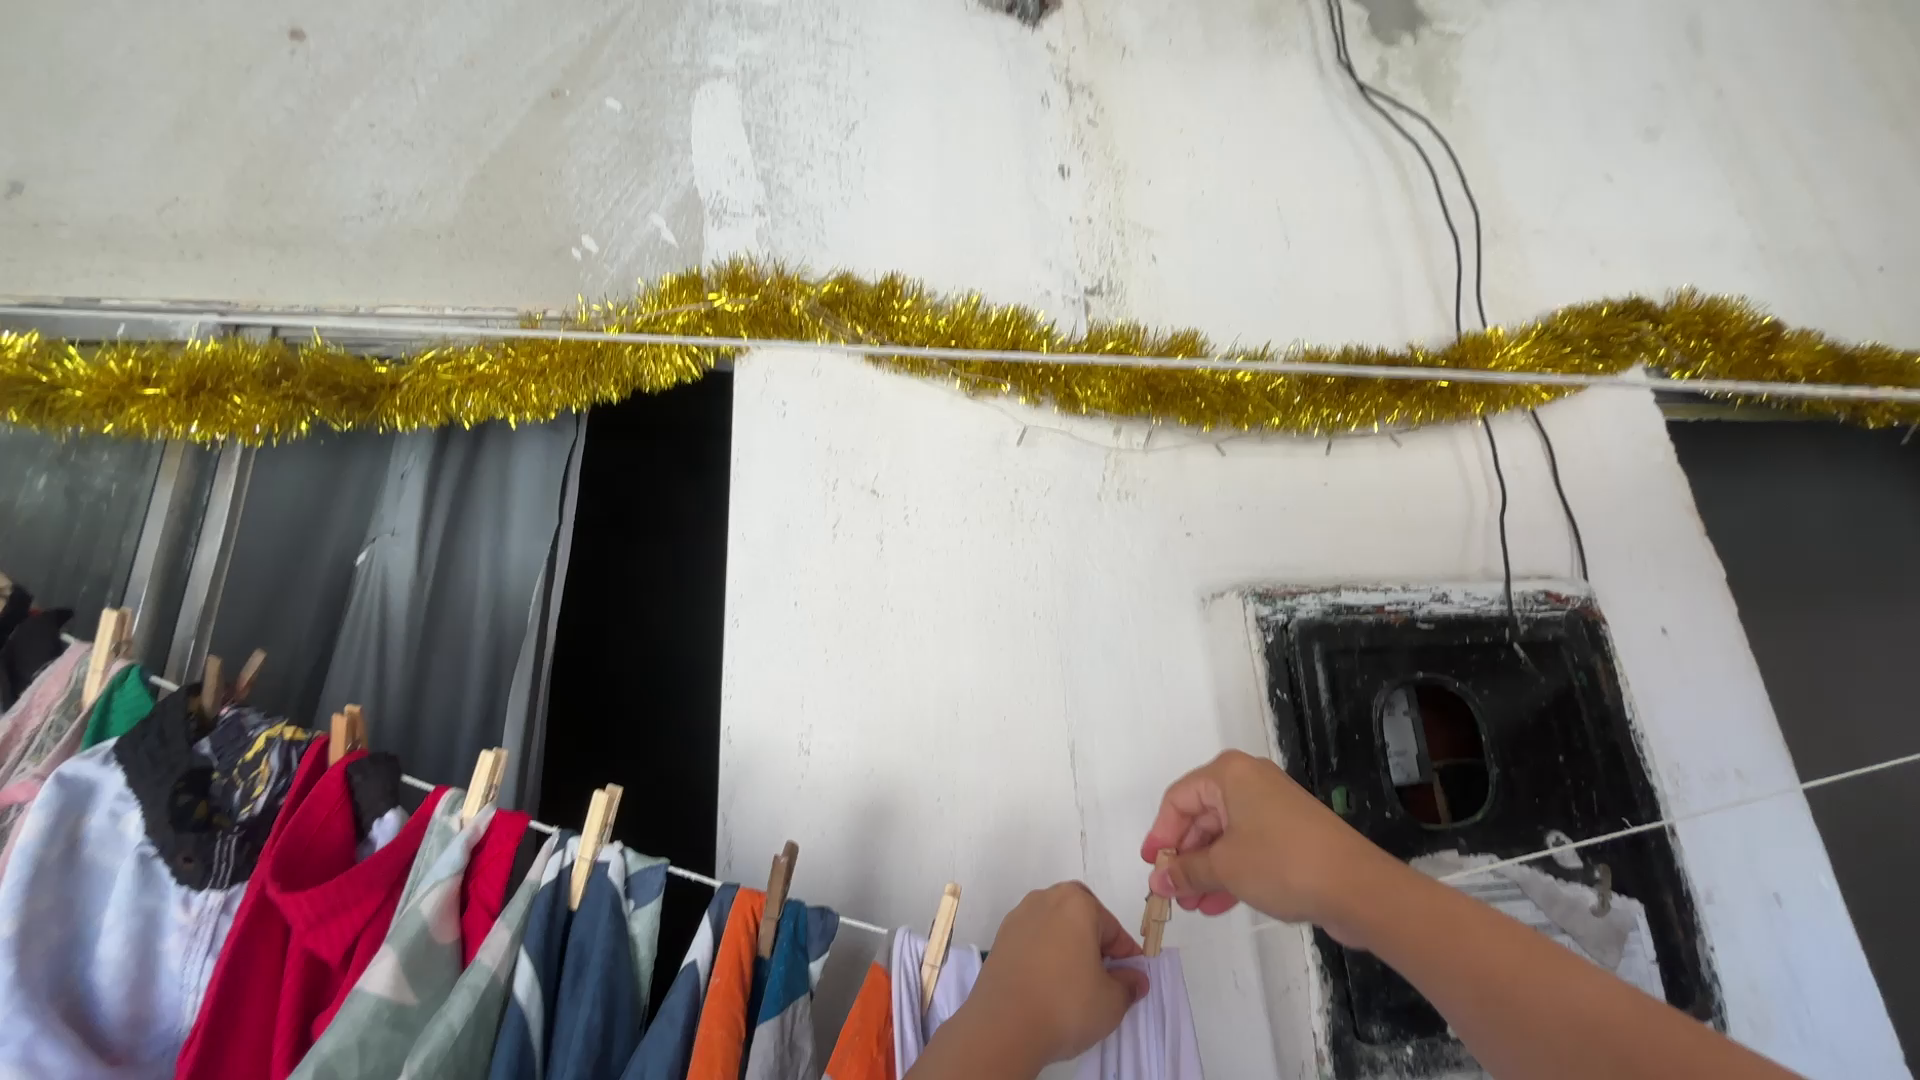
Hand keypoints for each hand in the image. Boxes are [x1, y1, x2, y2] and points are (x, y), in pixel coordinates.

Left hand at [938, 883, 1148, 1074]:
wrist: (1003, 1025)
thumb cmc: (1066, 1004)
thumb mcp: (1111, 1001)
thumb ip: (1128, 985)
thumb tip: (1135, 978)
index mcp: (1076, 903)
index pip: (1112, 927)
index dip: (1126, 955)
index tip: (1131, 979)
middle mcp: (1045, 899)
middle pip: (1081, 917)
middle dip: (1095, 942)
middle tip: (1103, 975)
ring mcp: (1019, 916)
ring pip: (1055, 926)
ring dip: (1068, 947)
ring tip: (1075, 983)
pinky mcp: (1001, 938)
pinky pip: (1033, 940)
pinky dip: (1044, 955)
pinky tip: (1048, 984)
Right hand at [1141, 750, 1396, 942]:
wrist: (1359, 888)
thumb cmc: (1282, 863)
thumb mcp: (1225, 868)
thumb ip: (1186, 871)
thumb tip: (1158, 880)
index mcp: (1229, 774)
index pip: (1178, 799)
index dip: (1160, 834)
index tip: (1151, 867)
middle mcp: (1249, 782)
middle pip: (1201, 817)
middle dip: (1185, 857)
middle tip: (1172, 892)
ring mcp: (1272, 808)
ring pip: (1224, 836)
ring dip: (1205, 870)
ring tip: (1192, 906)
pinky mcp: (1290, 833)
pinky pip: (1247, 847)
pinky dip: (1230, 872)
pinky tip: (1217, 904)